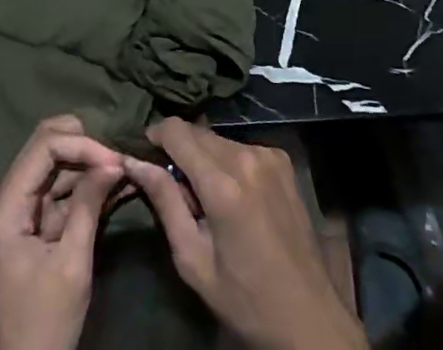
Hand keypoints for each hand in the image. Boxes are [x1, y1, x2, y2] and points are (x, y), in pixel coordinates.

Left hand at [0, 116, 124, 349]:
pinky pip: (66, 188)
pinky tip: (119, 183)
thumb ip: (89, 205)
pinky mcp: (40, 222)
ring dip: (92, 162)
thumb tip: (114, 161)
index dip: (83, 144)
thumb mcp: (71, 263)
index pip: (45, 146)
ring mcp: (25, 209)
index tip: (116, 161)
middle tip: (119, 160)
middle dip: (86, 145)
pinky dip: (91, 183)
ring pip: (59, 163)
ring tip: (128, 168)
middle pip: (47, 145)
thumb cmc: (44, 320)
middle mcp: (11, 197)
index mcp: (8, 204)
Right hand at [123, 119, 364, 349]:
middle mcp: (249, 157)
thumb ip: (165, 202)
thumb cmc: (243, 296)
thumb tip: (135, 162)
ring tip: (202, 197)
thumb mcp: (192, 258)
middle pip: (199, 132)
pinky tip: (230, 195)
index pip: (178, 131)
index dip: (155, 135)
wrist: (307, 313)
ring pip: (220, 140)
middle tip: (170, 186)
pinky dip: (228, 162)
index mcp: (224, 183)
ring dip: (203, 157)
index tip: (143, 154)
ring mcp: (271, 156)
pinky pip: (242, 149)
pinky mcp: (284, 162)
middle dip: (178, 149)